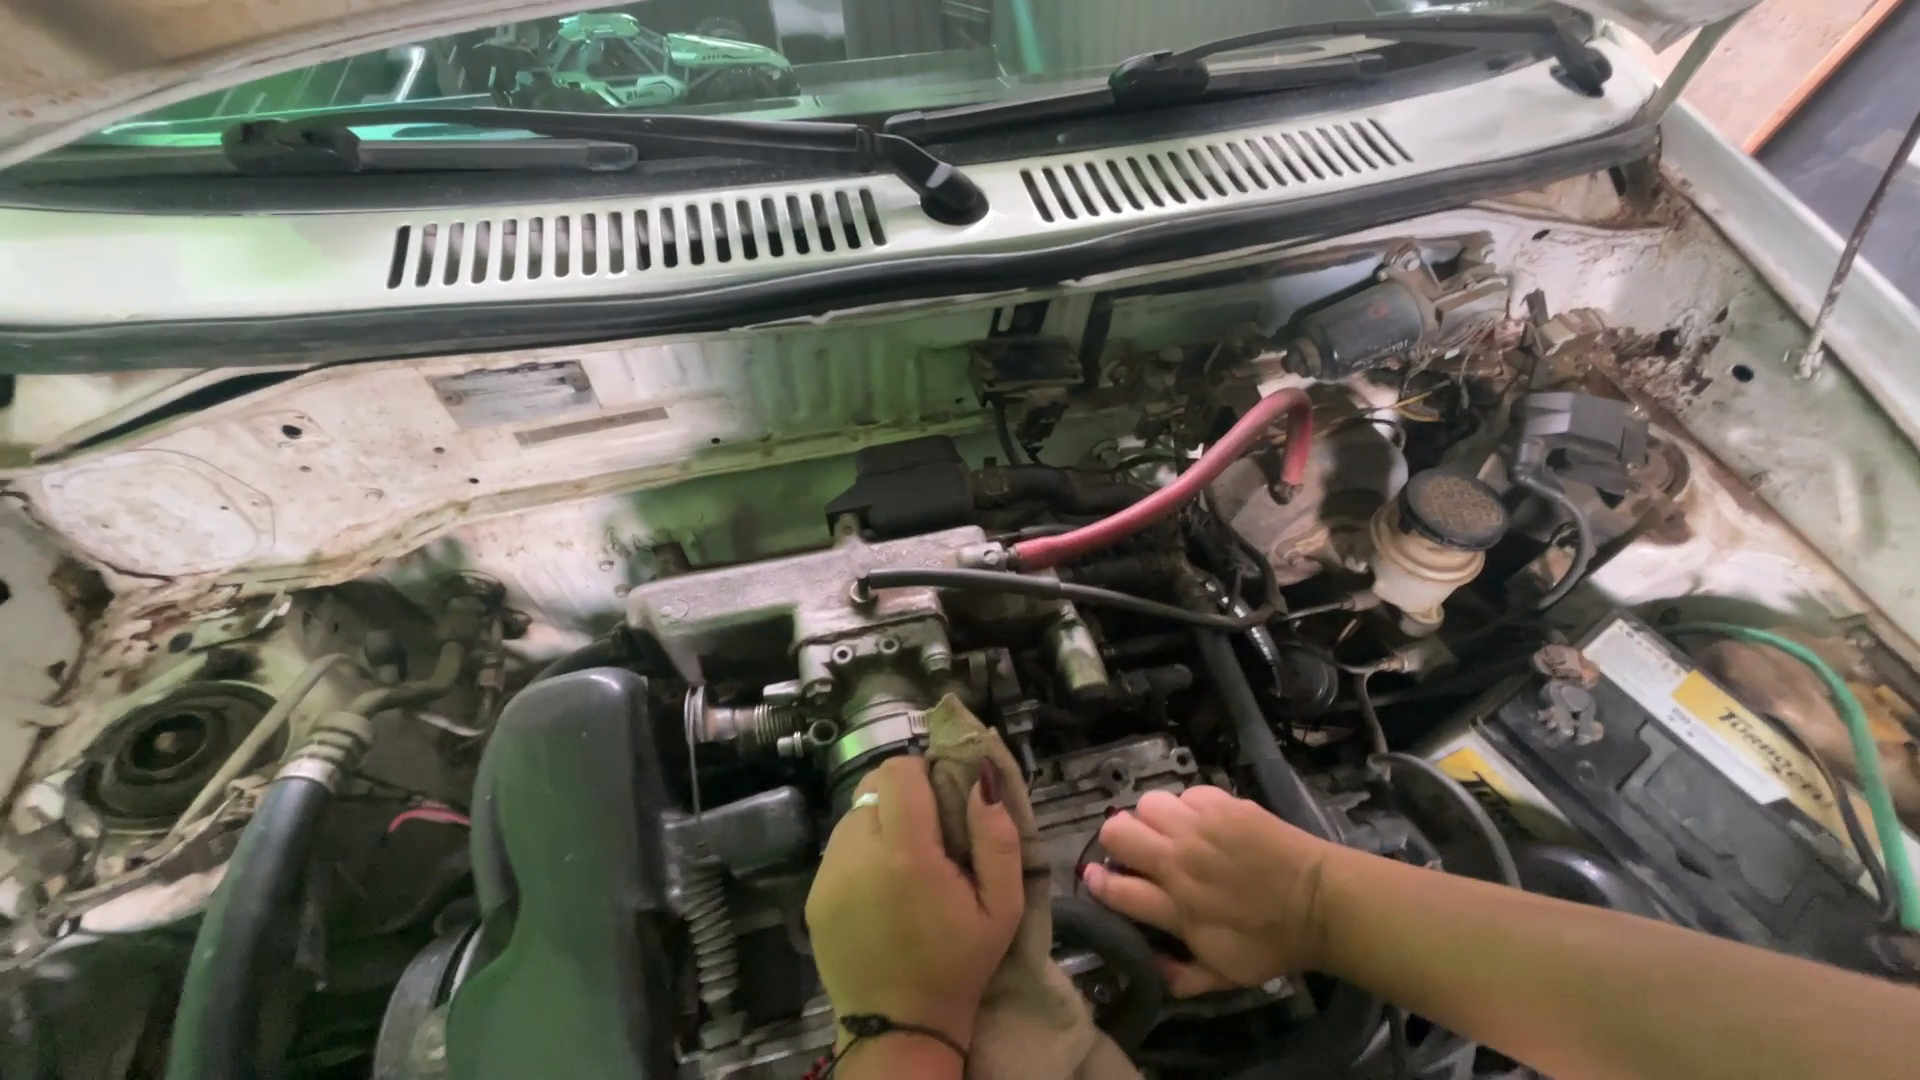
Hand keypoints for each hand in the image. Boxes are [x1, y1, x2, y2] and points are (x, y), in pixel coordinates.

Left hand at [805, 755, 1024, 1049]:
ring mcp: (828, 876)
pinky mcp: (812, 895)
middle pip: (871, 785)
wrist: (899, 1029)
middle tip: (926, 829)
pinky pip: (839, 847)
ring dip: (879, 821)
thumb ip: (997, 837)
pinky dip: (860, 850)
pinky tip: (880, 886)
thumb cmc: (959, 964)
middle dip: (901, 795)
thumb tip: (981, 779)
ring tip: (903, 860)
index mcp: (906, 855)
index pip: (897, 770)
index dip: (920, 772)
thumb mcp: (1003, 907)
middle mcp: (857, 856)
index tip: (940, 797)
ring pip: (853, 814)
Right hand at [1082, 785, 1335, 996]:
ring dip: (1151, 818)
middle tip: (1134, 850)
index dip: (1097, 880)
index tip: (1094, 876)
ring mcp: (1200, 827)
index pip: (1118, 888)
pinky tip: (1203, 822)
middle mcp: (1180, 862)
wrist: (1320, 902)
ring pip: (1147, 804)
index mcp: (1178, 907)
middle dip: (1116, 840)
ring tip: (1168, 831)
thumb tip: (1145, 964)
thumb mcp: (1225, 975)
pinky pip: (1185, 794)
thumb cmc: (1272, 942)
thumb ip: (1179, 977)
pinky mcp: (1222, 804)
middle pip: (1118, 833)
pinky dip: (1188, 807)